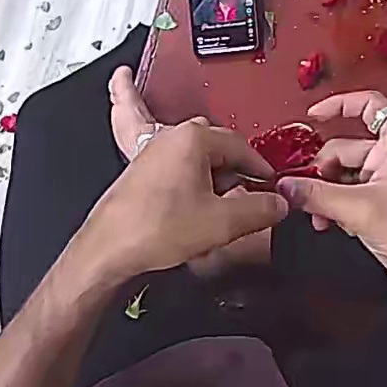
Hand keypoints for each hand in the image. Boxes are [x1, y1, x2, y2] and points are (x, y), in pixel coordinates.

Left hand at [66, 120, 288, 282]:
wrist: (108, 249)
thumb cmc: (156, 229)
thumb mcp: (223, 222)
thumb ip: (260, 209)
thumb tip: (278, 203)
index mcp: (192, 138)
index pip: (241, 145)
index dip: (260, 168)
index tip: (271, 185)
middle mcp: (171, 137)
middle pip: (218, 148)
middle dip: (236, 173)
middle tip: (248, 197)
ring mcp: (153, 152)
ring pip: (197, 159)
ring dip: (214, 181)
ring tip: (219, 212)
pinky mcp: (142, 171)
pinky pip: (178, 170)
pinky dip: (194, 186)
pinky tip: (194, 215)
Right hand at [276, 92, 386, 308]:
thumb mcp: (363, 211)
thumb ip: (318, 195)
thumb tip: (287, 185)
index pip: (371, 105)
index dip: (340, 104)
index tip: (314, 114)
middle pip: (347, 147)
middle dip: (322, 168)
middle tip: (304, 190)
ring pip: (344, 175)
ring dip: (326, 192)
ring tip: (316, 214)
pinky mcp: (384, 205)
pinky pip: (350, 195)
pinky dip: (336, 205)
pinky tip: (329, 223)